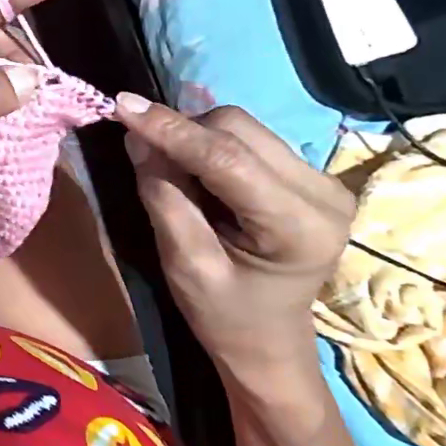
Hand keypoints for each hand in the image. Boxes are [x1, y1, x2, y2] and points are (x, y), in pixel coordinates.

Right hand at [115, 96, 354, 388]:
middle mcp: (324, 191)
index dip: (171, 129)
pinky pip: (249, 139)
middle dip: (182, 133)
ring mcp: (323, 179)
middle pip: (238, 129)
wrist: (268, 341)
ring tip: (173, 174)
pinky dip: (211, 147)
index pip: (226, 158)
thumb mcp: (183, 263)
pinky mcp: (310, 175)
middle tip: (145, 159)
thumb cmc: (223, 315)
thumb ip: (163, 197)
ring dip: (195, 138)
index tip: (121, 104)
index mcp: (299, 225)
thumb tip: (137, 137)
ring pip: (243, 127)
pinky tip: (198, 176)